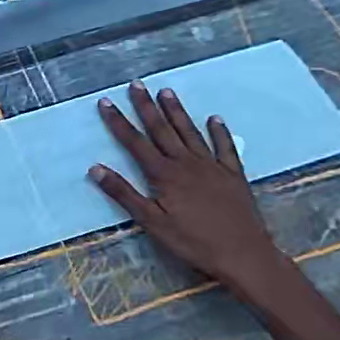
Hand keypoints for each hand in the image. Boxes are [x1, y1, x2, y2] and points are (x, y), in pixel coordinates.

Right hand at [87, 82, 288, 294]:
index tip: (106, 102)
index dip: (118, 122)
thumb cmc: (192, 241)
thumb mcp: (151, 222)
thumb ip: (123, 193)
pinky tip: (215, 119)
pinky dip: (219, 132)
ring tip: (166, 92)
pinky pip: (225, 148)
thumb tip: (95, 168)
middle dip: (146, 106)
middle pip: (162, 130)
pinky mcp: (233, 175)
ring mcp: (212, 167)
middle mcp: (186, 163)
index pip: (134, 142)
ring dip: (177, 112)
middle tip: (136, 84)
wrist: (244, 255)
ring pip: (190, 133)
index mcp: (164, 174)